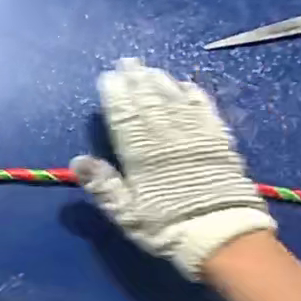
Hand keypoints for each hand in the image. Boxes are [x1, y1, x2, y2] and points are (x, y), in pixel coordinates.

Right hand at [70, 58, 274, 279]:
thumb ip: (102, 184)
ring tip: (150, 68)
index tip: (108, 77)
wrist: (222, 237)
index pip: (125, 119)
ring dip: (162, 83)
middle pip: (150, 105)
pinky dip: (196, 97)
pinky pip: (206, 113)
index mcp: (142, 156)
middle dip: (137, 82)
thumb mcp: (125, 212)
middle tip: (127, 62)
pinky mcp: (219, 145)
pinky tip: (187, 85)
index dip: (116, 97)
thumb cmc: (165, 227)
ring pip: (176, 103)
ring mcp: (196, 140)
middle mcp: (169, 141)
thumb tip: (77, 160)